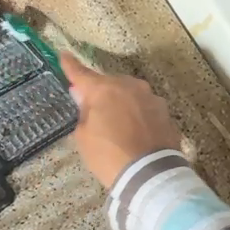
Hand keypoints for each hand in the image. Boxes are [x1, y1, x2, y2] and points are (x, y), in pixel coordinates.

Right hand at [61, 52, 182, 187]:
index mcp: (103, 89)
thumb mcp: (83, 136)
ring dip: (122, 103)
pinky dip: (138, 115)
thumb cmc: (108, 155)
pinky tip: (136, 132)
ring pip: (130, 94)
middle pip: (109, 84)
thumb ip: (83, 111)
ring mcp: (150, 97)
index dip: (70, 65)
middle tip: (94, 110)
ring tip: (118, 125)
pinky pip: (145, 108)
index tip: (63, 55)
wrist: (149, 174)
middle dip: (100, 93)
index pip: (81, 73)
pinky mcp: (165, 112)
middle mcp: (129, 86)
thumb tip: (83, 96)